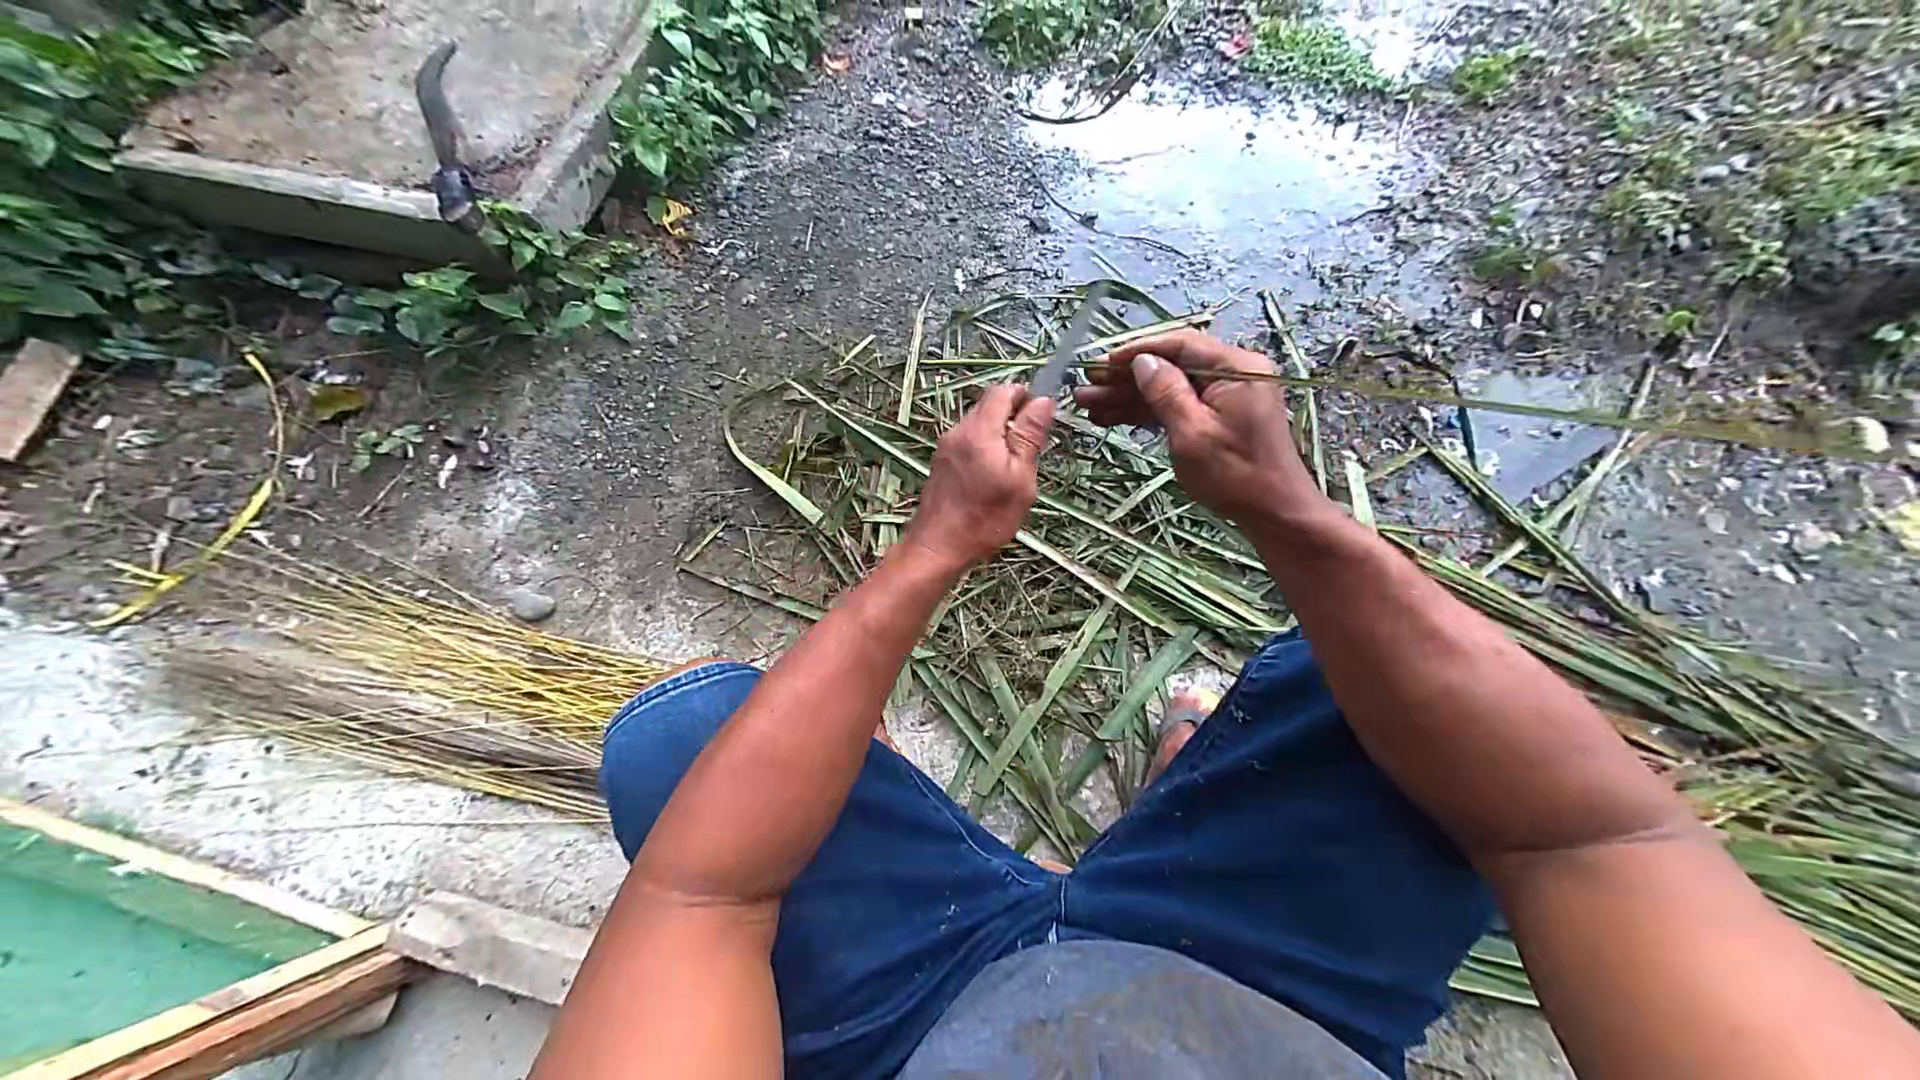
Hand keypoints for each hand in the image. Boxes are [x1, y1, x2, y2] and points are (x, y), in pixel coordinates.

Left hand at [903, 383, 1054, 568]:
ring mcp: (946, 446)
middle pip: (990, 405)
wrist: (938, 547)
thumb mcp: (1020, 479)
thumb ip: (1029, 437)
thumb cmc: (985, 518)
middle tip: (1029, 451)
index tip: (1040, 420)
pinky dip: (985, 449)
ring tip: (1011, 470)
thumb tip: (1043, 400)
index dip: (1026, 396)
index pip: (1003, 390)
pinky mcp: (941, 462)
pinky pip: (969, 442)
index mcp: (979, 430)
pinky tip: (991, 478)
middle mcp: (958, 431)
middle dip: (1013, 418)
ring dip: (1000, 435)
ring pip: (980, 424)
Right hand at [1073, 329, 1325, 525]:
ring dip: (1129, 397)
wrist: (1274, 513)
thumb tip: (1141, 362)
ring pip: (1168, 389)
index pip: (1180, 345)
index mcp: (1236, 368)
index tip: (1103, 363)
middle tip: (1087, 386)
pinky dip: (1147, 413)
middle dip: (1126, 378)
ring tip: (1089, 404)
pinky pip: (1177, 407)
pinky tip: (1112, 418)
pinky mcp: (1218, 419)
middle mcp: (1233, 375)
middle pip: (1171, 366)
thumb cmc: (1235, 474)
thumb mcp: (1192, 432)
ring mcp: (1226, 397)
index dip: (1137, 351)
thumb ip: (1166, 392)